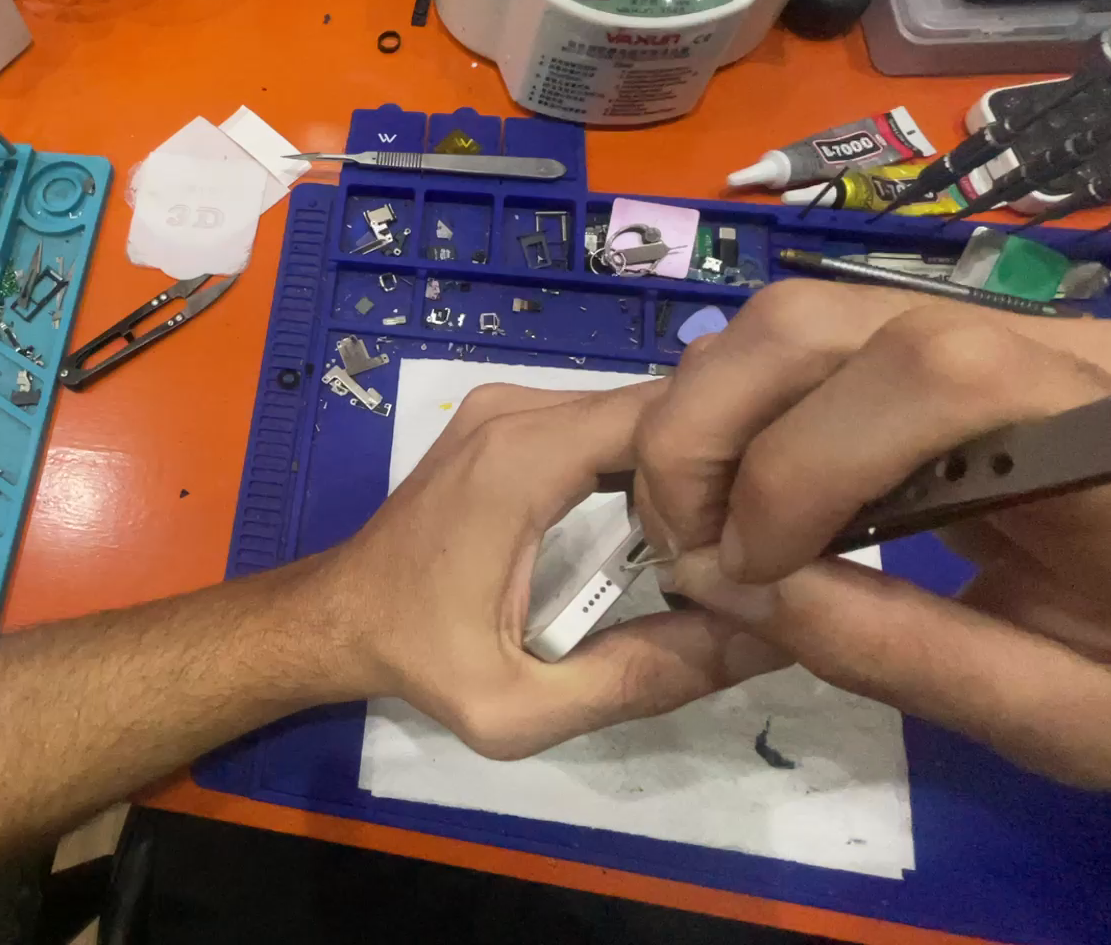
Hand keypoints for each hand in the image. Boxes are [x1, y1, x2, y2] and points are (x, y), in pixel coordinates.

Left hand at [310, 383, 788, 759]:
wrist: (341, 613)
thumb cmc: (419, 656)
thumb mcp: (524, 703)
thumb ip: (645, 675)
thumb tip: (769, 636)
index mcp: (520, 458)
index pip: (669, 419)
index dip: (729, 472)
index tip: (752, 545)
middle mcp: (513, 410)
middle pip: (653, 409)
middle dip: (711, 469)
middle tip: (744, 547)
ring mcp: (501, 406)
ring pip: (628, 413)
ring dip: (676, 468)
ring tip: (703, 543)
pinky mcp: (498, 420)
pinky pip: (592, 423)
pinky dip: (633, 463)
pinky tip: (651, 524)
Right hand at [636, 279, 1110, 788]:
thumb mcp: (1068, 718)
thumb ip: (886, 648)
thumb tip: (719, 579)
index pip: (929, 382)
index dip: (798, 471)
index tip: (748, 570)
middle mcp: (1042, 343)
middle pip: (808, 324)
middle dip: (701, 434)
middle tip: (682, 534)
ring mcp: (983, 322)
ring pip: (782, 319)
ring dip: (701, 412)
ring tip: (700, 508)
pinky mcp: (932, 332)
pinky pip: (792, 339)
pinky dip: (728, 402)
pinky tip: (739, 475)